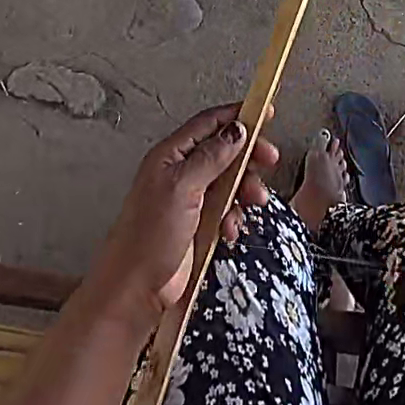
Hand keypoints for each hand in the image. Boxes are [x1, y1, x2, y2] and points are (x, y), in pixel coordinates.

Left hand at [86, 103, 278, 332]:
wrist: (135, 291)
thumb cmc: (149, 238)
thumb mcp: (182, 188)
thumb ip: (211, 157)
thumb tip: (236, 130)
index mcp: (171, 156)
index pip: (209, 123)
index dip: (238, 116)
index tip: (266, 113)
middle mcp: (181, 172)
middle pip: (224, 150)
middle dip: (248, 155)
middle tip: (269, 159)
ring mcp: (190, 197)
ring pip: (229, 179)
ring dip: (245, 188)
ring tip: (254, 201)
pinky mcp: (198, 222)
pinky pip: (226, 208)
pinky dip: (234, 215)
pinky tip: (231, 229)